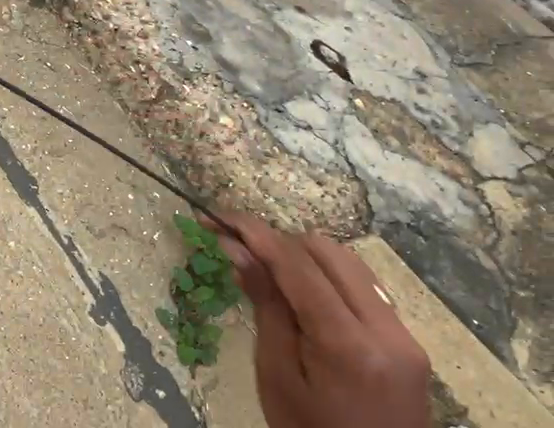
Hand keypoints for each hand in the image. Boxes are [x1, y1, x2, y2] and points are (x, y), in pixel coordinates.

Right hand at [215, 214, 430, 427]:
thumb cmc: (306, 426)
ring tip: (264, 269)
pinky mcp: (407, 342)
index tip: (213, 215)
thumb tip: (235, 246)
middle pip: (329, 253)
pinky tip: (298, 291)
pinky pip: (363, 288)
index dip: (253, 233)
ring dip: (302, 256)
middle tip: (235, 246)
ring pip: (350, 264)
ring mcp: (406, 337)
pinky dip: (325, 277)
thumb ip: (264, 303)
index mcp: (350, 344)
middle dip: (278, 241)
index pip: (298, 265)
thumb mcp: (275, 369)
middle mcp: (389, 332)